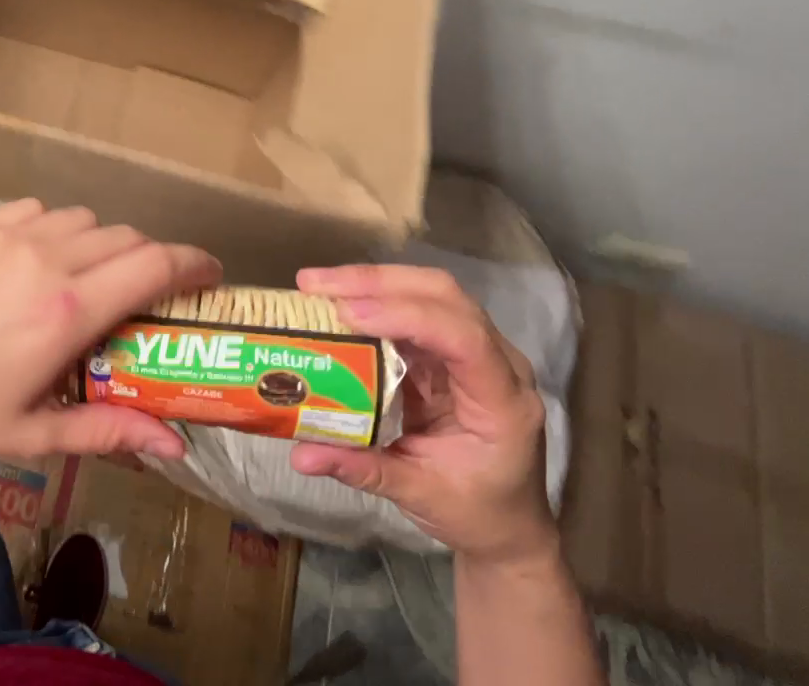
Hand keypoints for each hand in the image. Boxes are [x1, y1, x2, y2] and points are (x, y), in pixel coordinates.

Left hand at [0, 200, 221, 461]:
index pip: (156, 266)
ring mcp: (8, 234)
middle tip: (147, 296)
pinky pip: (38, 210)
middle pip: (127, 238)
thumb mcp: (33, 433)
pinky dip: (55, 228)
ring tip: (89, 279)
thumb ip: (109, 431)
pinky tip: (38, 260)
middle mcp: (46, 259)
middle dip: (151, 261)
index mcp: (67, 310)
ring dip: (102, 244)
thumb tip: (175, 446)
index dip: (194, 264)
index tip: (210, 276)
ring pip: (84, 219)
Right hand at [287, 265, 554, 564]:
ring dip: (371, 283)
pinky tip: (335, 303)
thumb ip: (362, 470)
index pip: (463, 338)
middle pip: (445, 296)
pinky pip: (413, 311)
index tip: (348, 315)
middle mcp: (498, 363)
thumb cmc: (475, 513)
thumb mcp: (420, 496)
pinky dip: (372, 300)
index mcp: (502, 401)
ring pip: (429, 293)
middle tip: (315, 286)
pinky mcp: (448, 353)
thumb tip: (300, 455)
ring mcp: (475, 352)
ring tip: (315, 286)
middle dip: (378, 282)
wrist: (507, 527)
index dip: (406, 317)